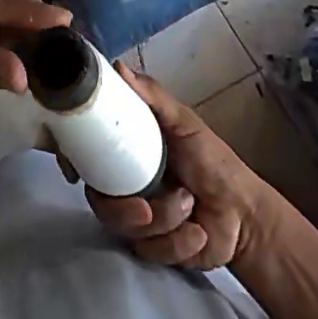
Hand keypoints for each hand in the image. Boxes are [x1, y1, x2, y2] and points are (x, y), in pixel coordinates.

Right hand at [86, 64, 276, 269]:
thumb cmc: (212, 160)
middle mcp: (121, 187)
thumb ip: (153, 97)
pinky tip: (199, 232)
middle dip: (124, 209)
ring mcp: (136, 220)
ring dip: (162, 221)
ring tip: (190, 206)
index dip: (73, 163)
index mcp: (122, 155)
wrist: (244, 214)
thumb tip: (119, 67)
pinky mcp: (152, 249)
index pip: (83, 158)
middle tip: (146, 208)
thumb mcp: (184, 123)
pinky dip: (177, 243)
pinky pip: (148, 251)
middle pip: (98, 200)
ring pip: (124, 228)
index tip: (75, 171)